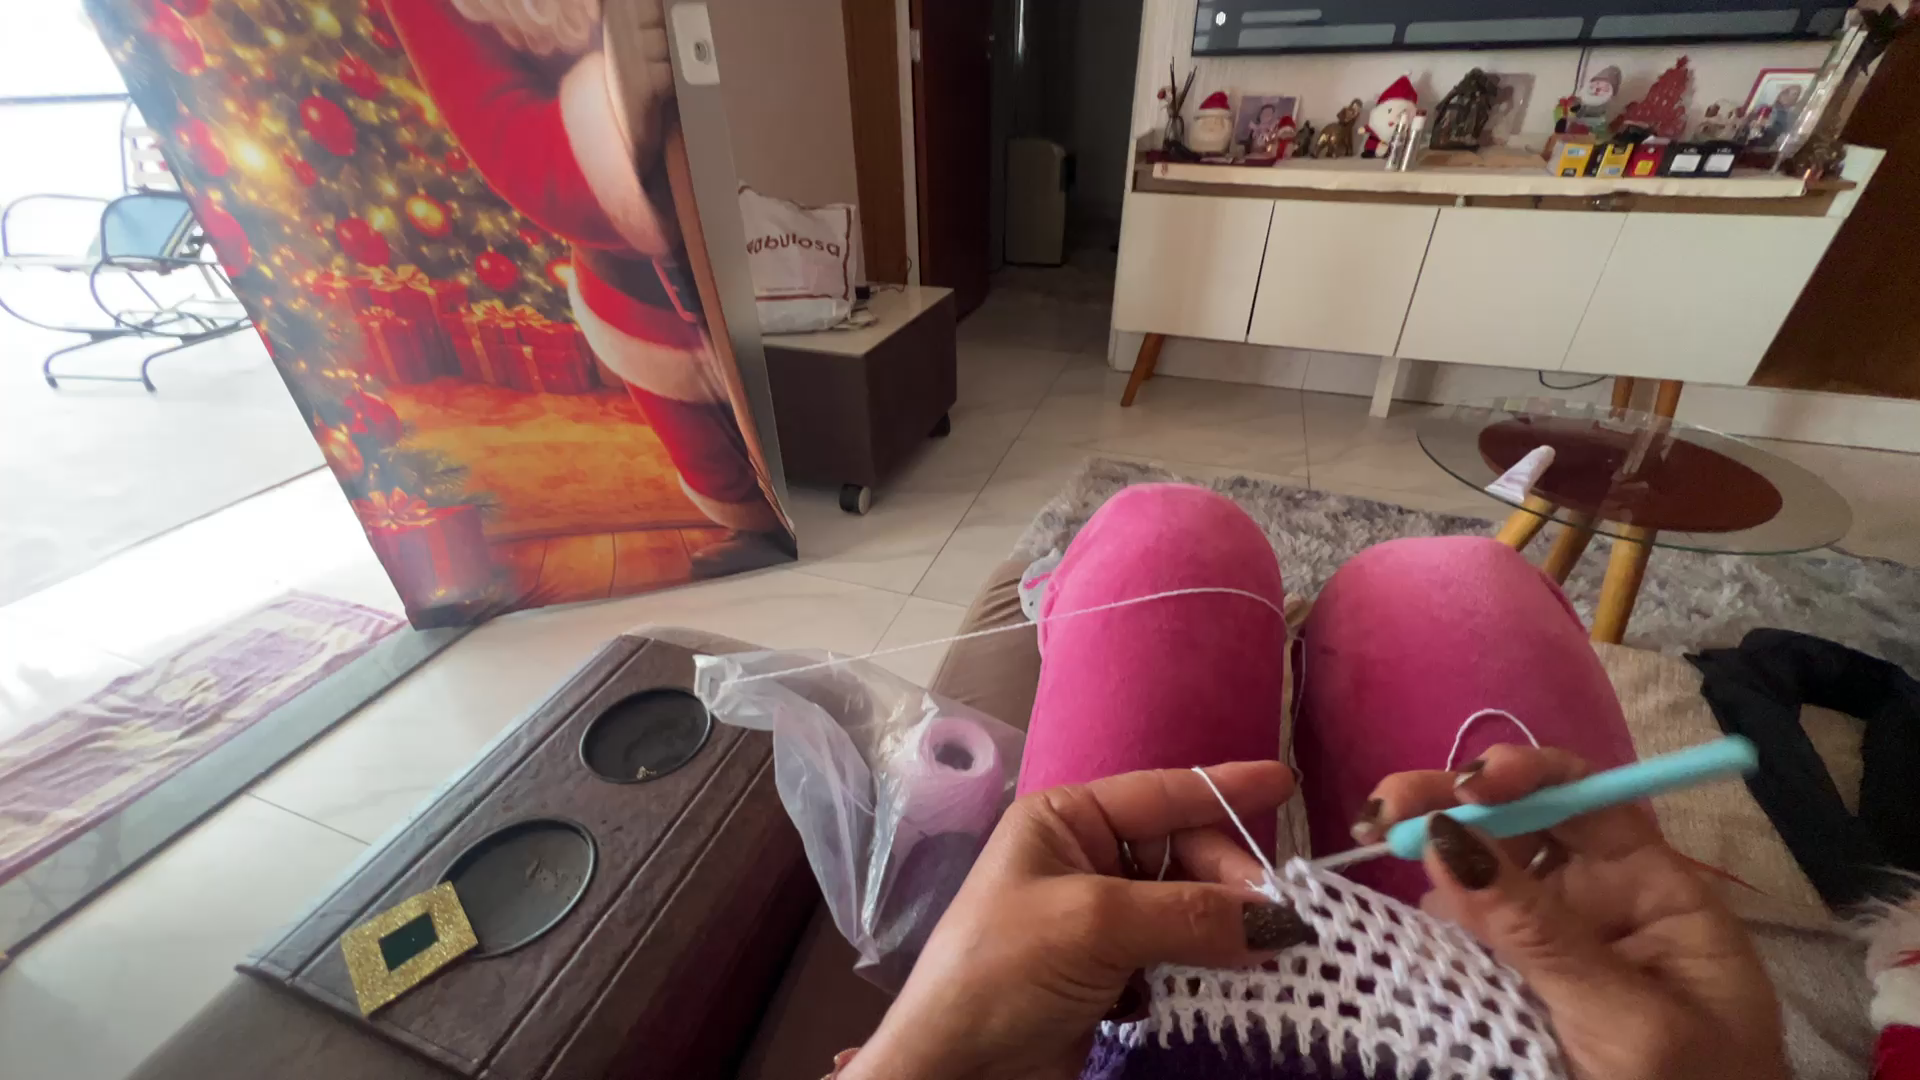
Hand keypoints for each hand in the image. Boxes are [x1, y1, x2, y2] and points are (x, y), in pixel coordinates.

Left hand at [840, 762, 1309, 1079]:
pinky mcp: (1110, 965)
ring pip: (1184, 900)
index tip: (1284, 782)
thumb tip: (1278, 920)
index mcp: (1066, 819)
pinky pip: (1176, 947)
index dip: (1221, 787)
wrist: (958, 1065)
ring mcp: (1098, 911)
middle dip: (1228, 876)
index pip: (1157, 792)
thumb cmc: (1006, 964)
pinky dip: (1207, 958)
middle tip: (1278, 919)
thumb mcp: (1094, 924)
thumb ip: (1188, 915)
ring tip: (1270, 948)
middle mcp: (1084, 854)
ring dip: (1225, 921)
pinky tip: (1234, 975)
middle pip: (1178, 849)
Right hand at [1360, 744, 1788, 1079]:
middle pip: (1510, 810)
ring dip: (1417, 828)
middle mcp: (1587, 887)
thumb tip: (1440, 833)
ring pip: (1470, 845)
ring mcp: (1536, 915)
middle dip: (1443, 796)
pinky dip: (1416, 882)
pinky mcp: (1495, 947)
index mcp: (1648, 887)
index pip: (1584, 798)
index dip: (1523, 773)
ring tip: (1371, 832)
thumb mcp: (1626, 1020)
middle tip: (1382, 810)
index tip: (1465, 788)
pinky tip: (1389, 881)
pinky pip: (1449, 898)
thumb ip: (1536, 929)